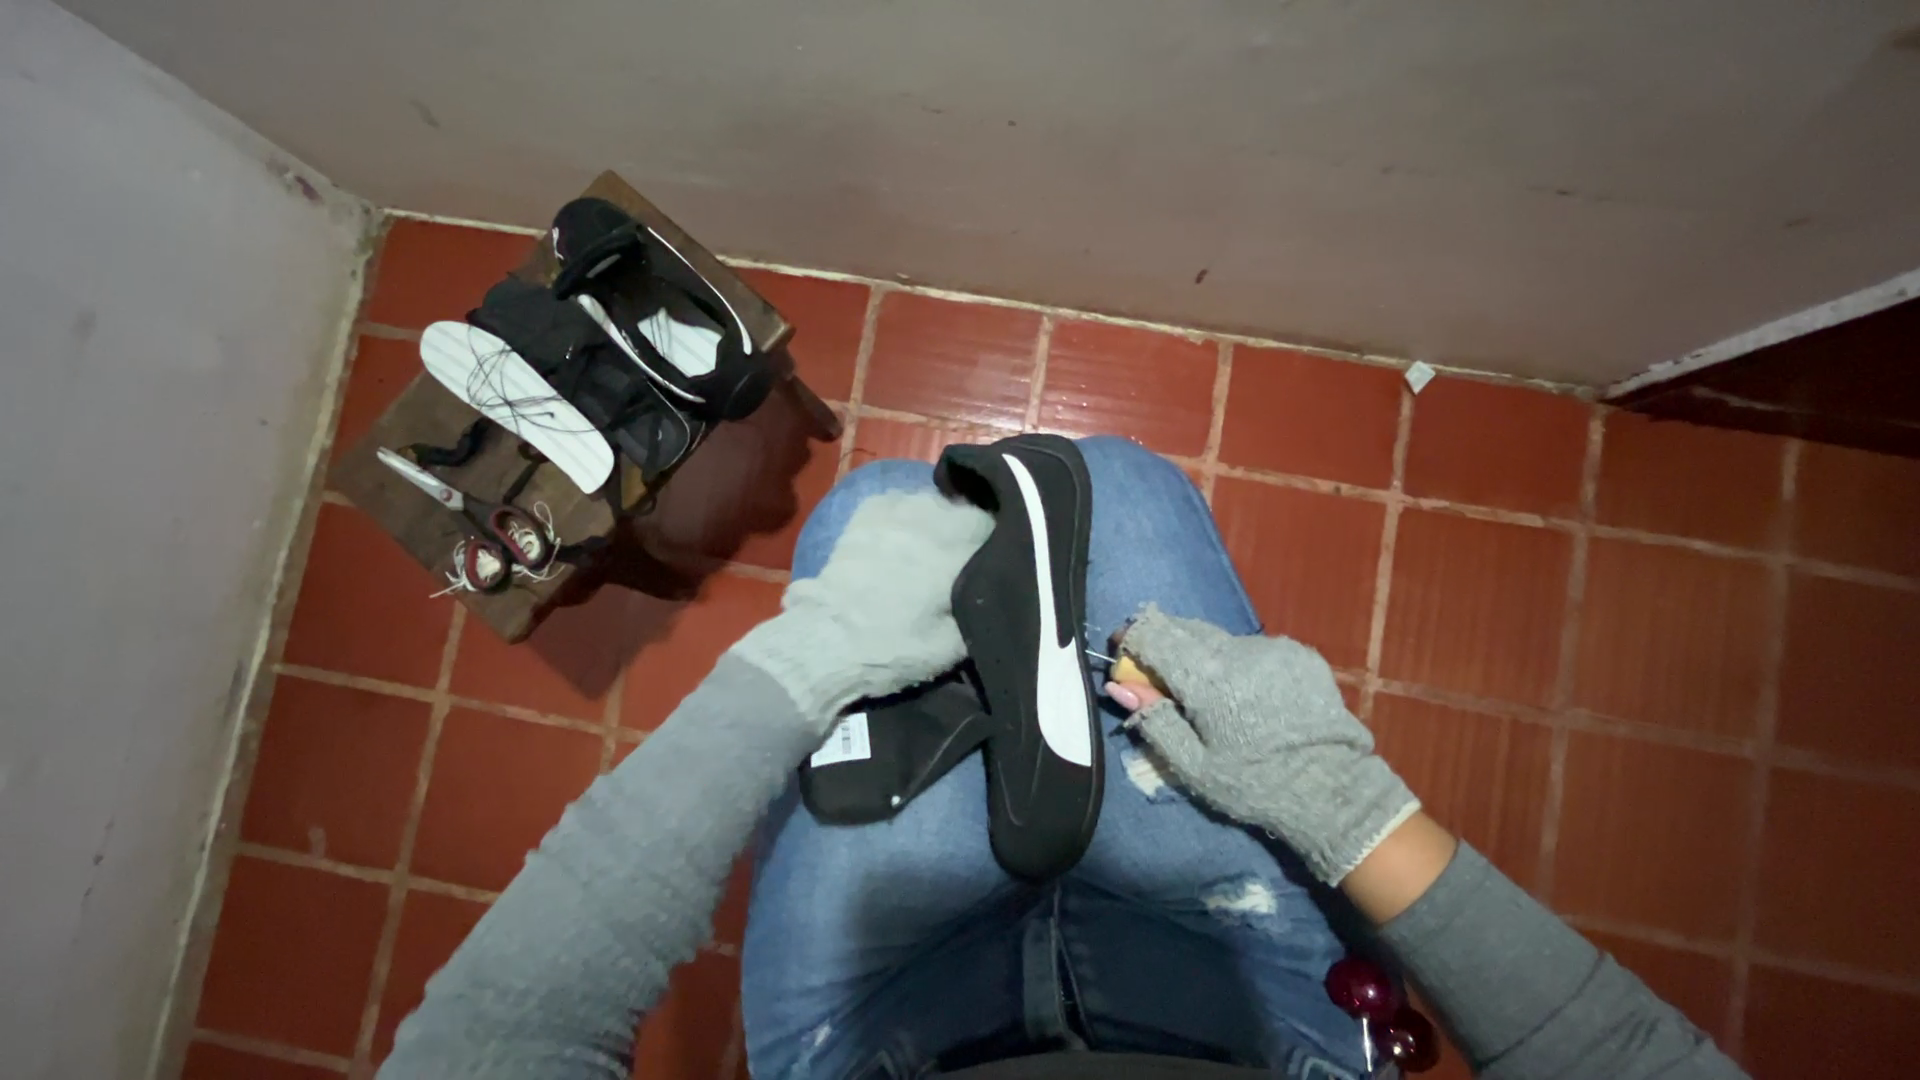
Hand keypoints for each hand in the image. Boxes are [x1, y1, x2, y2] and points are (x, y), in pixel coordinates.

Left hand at [733, 490, 991, 727]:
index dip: (994, 540)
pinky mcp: (863, 516)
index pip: (990, 526)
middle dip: (967, 526)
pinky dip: (904, 510)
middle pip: (961, 509)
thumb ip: (978, 611)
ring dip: (936, 516)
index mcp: (955, 554)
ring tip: (933, 539)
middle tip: (963, 551)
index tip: (993, 557)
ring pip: (929, 501)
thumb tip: (993, 592)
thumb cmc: (892, 648)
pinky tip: (902, 529)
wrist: (827, 642)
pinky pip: (894, 500)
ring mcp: (894, 514)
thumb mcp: (952, 646)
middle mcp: (929, 523)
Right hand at [1110, 605, 1419, 884]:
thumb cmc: (1254, 784)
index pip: (1154, 634)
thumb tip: (1118, 685)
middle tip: (1157, 673)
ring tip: (1207, 690)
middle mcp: (1238, 649)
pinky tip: (1247, 693)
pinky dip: (1237, 662)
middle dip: (1162, 643)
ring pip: (1218, 638)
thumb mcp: (1193, 765)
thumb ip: (1154, 719)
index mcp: (1208, 678)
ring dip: (1201, 654)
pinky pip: (1252, 648)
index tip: (1121, 650)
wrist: (1334, 791)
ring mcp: (1272, 647)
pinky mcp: (1298, 653)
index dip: (1131, 638)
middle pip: (1184, 628)